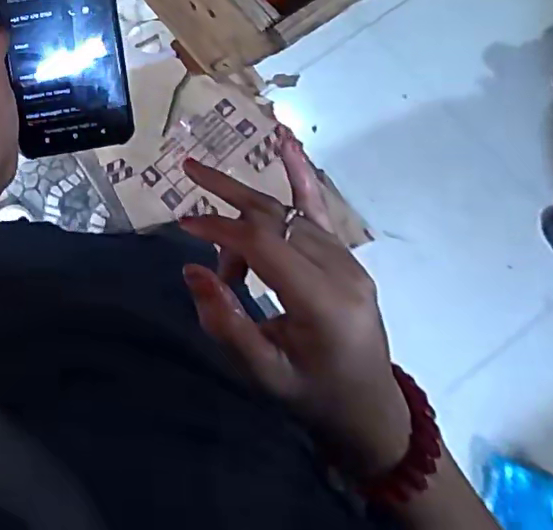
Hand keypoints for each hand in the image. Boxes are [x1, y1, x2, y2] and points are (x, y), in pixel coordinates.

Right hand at [177, 129, 410, 480]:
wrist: (370, 411)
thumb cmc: (311, 393)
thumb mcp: (263, 373)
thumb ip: (226, 323)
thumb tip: (191, 270)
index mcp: (323, 302)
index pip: (263, 245)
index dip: (218, 228)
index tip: (182, 227)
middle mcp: (340, 271)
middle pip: (272, 219)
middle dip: (225, 205)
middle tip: (186, 190)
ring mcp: (346, 260)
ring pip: (281, 213)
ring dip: (242, 214)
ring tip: (205, 203)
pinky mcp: (344, 256)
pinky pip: (316, 206)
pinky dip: (298, 171)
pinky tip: (285, 140)